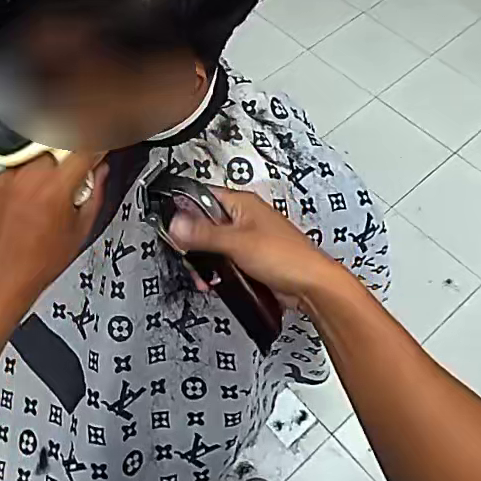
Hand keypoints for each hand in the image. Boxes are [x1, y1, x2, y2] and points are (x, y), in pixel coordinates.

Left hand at [0, 151, 108, 317]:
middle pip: (57, 147)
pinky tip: (24, 204)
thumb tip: (100, 171)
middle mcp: (27, 177)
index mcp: (55, 187)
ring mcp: (5, 178)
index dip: (98, 143)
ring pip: (34, 156)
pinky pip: (14, 170)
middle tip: (72, 177)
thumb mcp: (81, 229)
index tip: (103, 142)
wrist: (1, 279)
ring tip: (45, 195)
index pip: (84, 148)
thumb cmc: (39, 263)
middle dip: (68, 157)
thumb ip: (95, 193)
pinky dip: (23, 179)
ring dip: (45, 167)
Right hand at [166, 188, 351, 310]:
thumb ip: (203, 233)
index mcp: (243, 203)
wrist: (310, 285)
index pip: (204, 194)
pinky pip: (227, 262)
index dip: (185, 206)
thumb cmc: (287, 257)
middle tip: (190, 255)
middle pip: (206, 223)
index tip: (171, 222)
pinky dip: (220, 272)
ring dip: (207, 261)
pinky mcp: (252, 259)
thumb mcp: (236, 242)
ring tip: (206, 274)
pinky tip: (218, 282)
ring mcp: (249, 239)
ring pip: (215, 245)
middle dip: (195, 242)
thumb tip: (176, 224)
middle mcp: (246, 218)